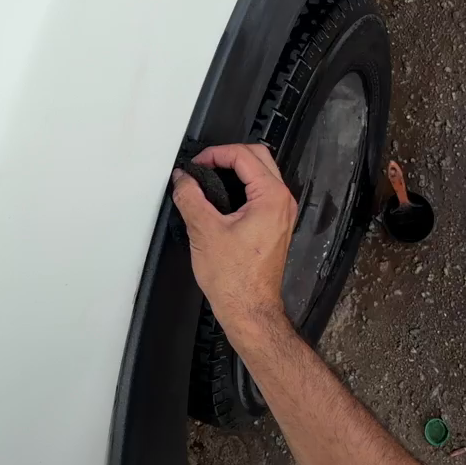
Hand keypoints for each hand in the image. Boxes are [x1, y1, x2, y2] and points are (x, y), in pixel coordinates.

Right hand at [171, 143, 297, 343]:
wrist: (250, 310)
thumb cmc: (236, 280)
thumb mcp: (204, 231)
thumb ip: (190, 197)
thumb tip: (183, 179)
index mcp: (271, 197)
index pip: (244, 156)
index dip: (216, 154)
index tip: (196, 164)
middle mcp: (282, 202)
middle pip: (258, 157)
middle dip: (228, 155)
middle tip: (203, 165)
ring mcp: (282, 213)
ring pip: (261, 173)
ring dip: (235, 169)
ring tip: (209, 177)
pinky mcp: (276, 224)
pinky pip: (261, 191)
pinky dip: (242, 185)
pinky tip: (221, 196)